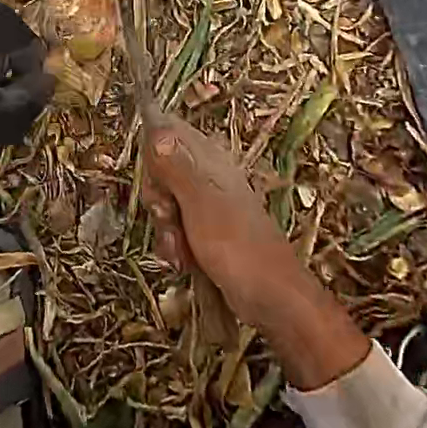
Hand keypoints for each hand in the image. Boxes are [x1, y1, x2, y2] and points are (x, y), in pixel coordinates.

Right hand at [143, 113, 369, 389]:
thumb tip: (156, 127)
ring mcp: (208, 206)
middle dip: (157, 198)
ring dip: (165, 228)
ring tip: (178, 250)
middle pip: (162, 171)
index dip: (154, 152)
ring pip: (167, 203)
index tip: (155, 178)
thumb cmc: (238, 247)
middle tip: (168, 218)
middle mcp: (209, 177)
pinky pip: (177, 229)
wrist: (272, 300)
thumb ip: (176, 167)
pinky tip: (181, 262)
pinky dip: (174, 245)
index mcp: (211, 161)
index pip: (170, 133)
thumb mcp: (200, 203)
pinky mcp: (207, 233)